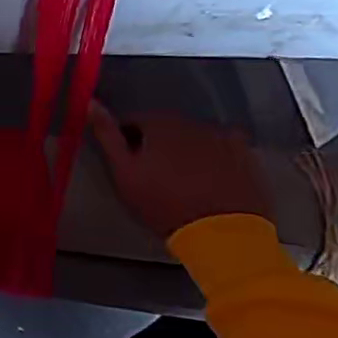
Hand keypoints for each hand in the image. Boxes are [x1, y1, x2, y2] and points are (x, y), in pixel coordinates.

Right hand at [88, 103, 272, 240]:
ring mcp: (224, 137)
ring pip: (194, 137)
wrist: (222, 234)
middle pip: (166, 127)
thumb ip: (107, 135)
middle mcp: (193, 122)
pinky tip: (210, 176)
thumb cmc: (163, 203)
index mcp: (160, 123)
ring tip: (183, 178)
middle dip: (156, 143)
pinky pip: (223, 147)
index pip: (133, 120)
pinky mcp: (247, 155)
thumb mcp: (124, 172)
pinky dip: (214, 156)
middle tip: (153, 173)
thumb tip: (90, 102)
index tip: (127, 162)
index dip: (126, 139)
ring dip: (185, 149)